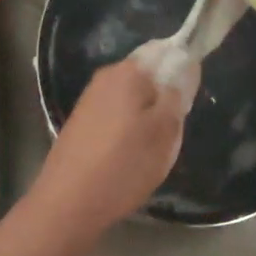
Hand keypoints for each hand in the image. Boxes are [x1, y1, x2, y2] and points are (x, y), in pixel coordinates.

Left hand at [31, 57, 189, 229]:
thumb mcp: (164, 132)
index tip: (188, 101)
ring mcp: (90, 99)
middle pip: (147, 77)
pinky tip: (128, 158)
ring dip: (146, 117)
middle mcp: (105, 76)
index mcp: (127, 71)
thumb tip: (185, 66)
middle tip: (172, 132)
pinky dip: (127, 131)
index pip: (164, 52)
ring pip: (132, 99)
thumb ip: (176, 95)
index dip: (182, 71)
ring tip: (151, 151)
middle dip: (163, 99)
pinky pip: (115, 116)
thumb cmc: (123, 165)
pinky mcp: (81, 122)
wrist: (67, 203)